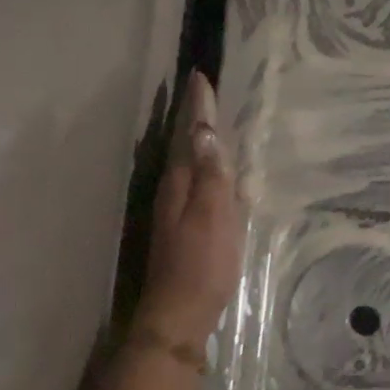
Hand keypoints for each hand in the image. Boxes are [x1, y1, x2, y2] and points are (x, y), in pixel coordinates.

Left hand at [132, 72, 243, 356]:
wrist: (180, 313)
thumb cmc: (202, 264)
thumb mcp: (213, 216)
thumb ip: (211, 175)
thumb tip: (206, 131)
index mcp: (181, 183)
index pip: (191, 134)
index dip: (198, 107)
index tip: (200, 76)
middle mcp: (173, 190)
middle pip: (185, 145)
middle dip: (194, 117)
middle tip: (206, 90)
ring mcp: (176, 210)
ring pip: (188, 164)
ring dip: (198, 140)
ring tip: (210, 119)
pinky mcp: (184, 228)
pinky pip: (195, 183)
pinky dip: (204, 167)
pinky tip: (215, 172)